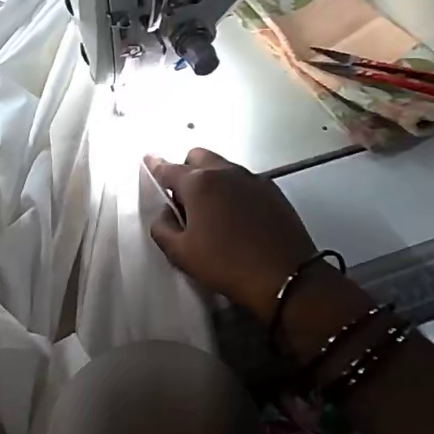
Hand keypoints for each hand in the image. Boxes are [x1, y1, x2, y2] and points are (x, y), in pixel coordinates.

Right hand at [145, 149, 317, 317]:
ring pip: (223, 167)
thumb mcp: (182, 254)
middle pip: (198, 157)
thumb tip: (164, 213)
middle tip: (184, 199)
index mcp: (199, 183)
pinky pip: (244, 181)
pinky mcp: (272, 190)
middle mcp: (225, 172)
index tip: (148, 162)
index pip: (168, 168)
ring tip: (212, 210)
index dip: (155, 167)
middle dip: (186, 170)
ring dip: (211, 179)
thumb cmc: (227, 265)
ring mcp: (252, 178)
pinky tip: (236, 215)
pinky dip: (233, 189)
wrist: (284, 276)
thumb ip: (163, 228)